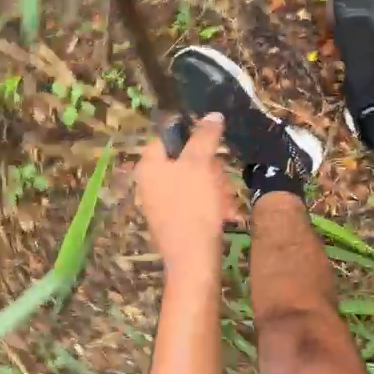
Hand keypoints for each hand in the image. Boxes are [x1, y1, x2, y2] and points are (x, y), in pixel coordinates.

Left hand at [135, 113, 238, 275]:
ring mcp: (163, 202)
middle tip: (220, 179)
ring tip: (224, 201)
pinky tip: (224, 214)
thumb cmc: (193, 207)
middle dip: (210, 168)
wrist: (194, 259)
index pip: (168, 136)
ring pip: (197, 180)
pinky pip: (198, 201)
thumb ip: (205, 136)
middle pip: (186, 159)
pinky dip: (213, 204)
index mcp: (149, 165)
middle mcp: (151, 182)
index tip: (214, 145)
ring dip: (216, 186)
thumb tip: (212, 115)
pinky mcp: (177, 219)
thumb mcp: (200, 164)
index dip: (193, 137)